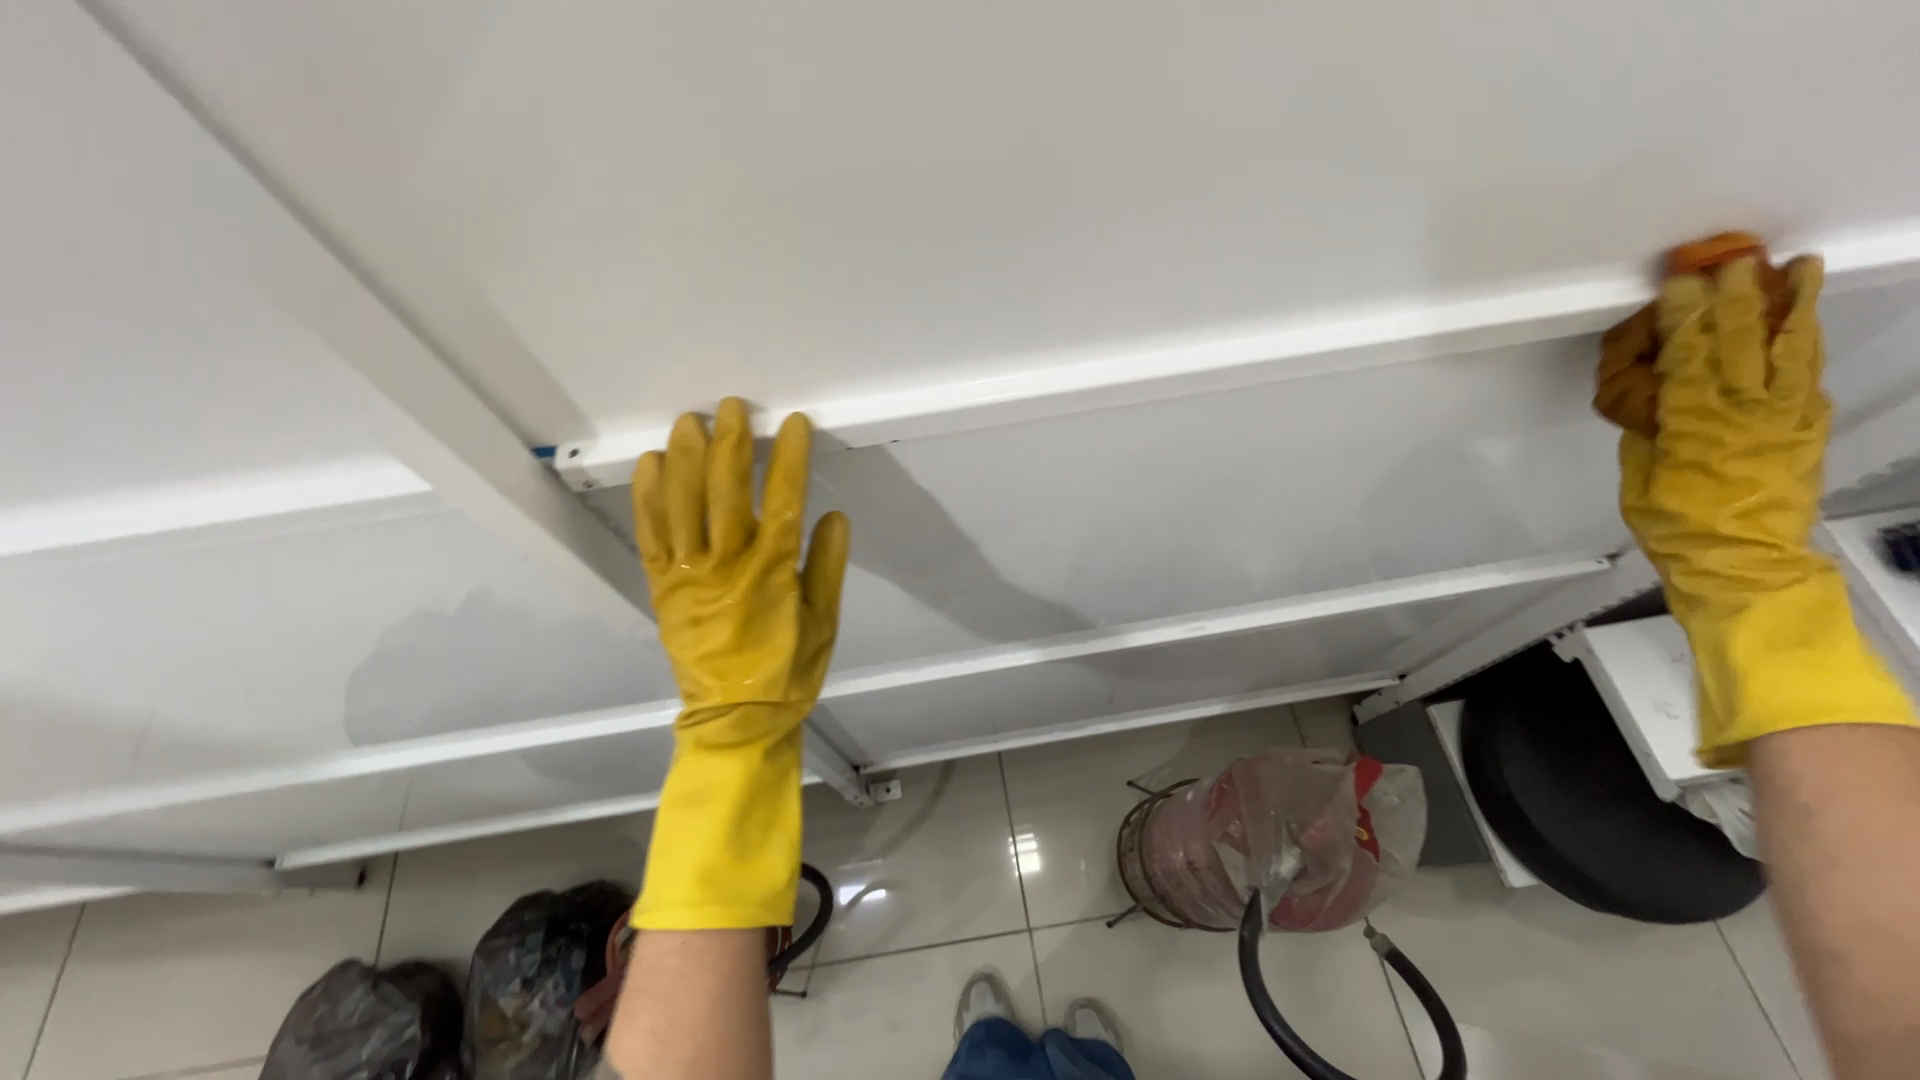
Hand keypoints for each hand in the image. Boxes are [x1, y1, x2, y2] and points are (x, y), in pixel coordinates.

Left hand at [629, 397, 849, 929]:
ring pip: (684, 504)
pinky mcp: (662, 587)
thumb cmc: (788, 673)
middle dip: (732, 444)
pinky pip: (650, 534)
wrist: (736, 719)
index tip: (794, 423)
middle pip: (727, 492)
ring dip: (688, 458)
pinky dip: (649, 496)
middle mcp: (727, 566)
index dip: (790, 458)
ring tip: (690, 421)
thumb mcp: (825, 624)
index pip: (784, 501)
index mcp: (772, 574)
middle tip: (733, 407)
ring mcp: (689, 575)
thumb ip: (827, 568)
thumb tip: (832, 515)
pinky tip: (652, 463)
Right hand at [1614, 255, 1829, 603]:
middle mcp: (1749, 412)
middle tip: (1733, 260)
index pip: (1690, 357)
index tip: (1678, 283)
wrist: (1742, 562)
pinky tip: (1806, 320)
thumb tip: (1657, 393)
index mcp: (1697, 424)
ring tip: (1797, 266)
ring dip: (1793, 304)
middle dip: (1737, 296)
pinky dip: (1809, 341)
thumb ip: (1652, 426)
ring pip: (1793, 348)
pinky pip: (1810, 374)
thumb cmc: (1676, 523)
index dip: (1684, 316)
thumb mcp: (1641, 472)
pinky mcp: (1808, 427)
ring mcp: (1787, 417)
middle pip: (1745, 341)